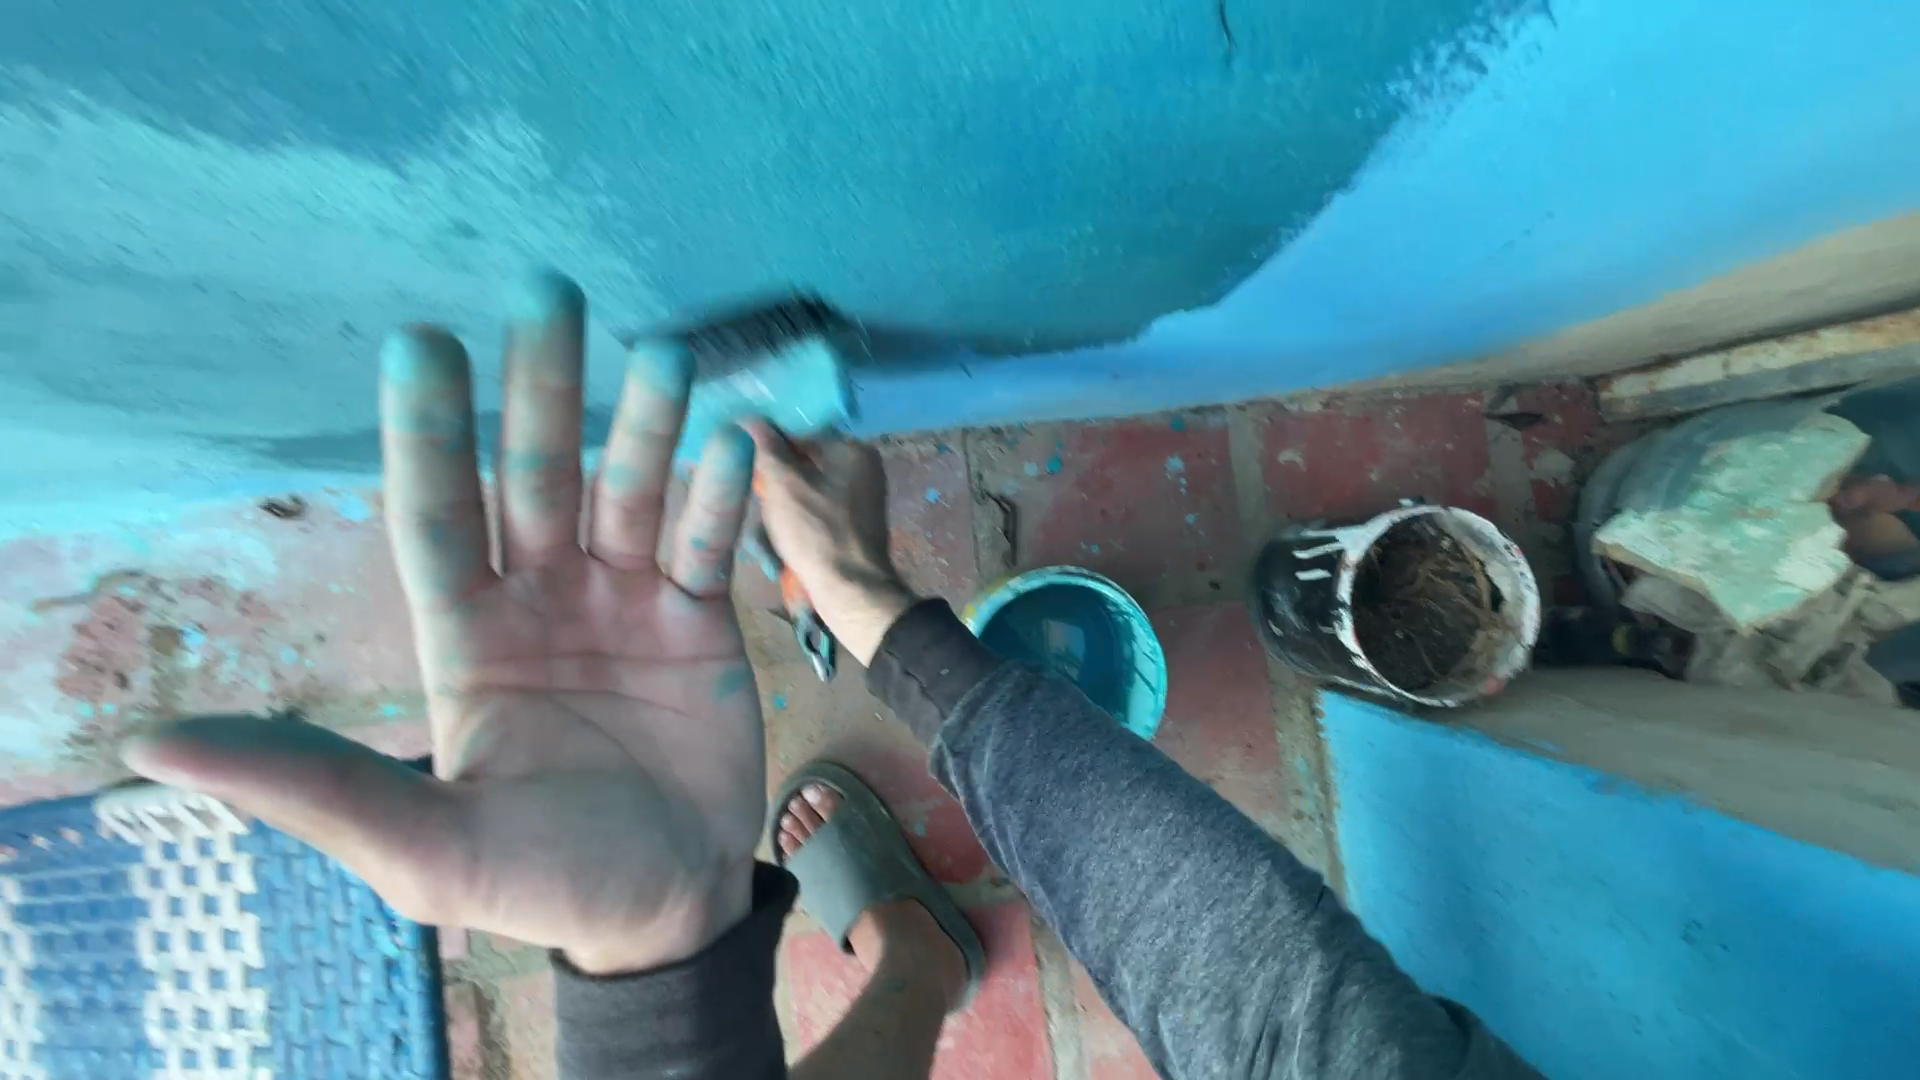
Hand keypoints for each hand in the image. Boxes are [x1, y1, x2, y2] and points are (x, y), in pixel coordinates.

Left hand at [121, 272, 765, 974]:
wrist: (669, 896)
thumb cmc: (547, 879)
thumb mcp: (427, 850)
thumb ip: (321, 786)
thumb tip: (150, 743)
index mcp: (470, 639)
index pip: (439, 520)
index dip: (430, 435)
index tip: (423, 343)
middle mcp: (547, 599)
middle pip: (540, 479)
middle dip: (544, 390)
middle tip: (549, 293)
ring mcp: (631, 602)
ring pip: (635, 496)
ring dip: (648, 426)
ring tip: (667, 353)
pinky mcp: (701, 619)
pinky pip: (708, 546)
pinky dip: (720, 499)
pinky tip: (735, 444)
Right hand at [743, 423, 914, 665]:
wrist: (851, 592)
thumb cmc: (816, 533)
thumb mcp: (783, 484)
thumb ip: (767, 448)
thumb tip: (752, 418)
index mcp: (854, 450)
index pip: (801, 434)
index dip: (769, 450)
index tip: (748, 469)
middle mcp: (864, 470)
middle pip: (803, 467)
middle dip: (776, 490)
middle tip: (762, 511)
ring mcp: (861, 500)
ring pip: (805, 495)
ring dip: (782, 515)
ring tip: (772, 538)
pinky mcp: (854, 527)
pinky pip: (816, 516)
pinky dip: (797, 529)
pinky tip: (784, 549)